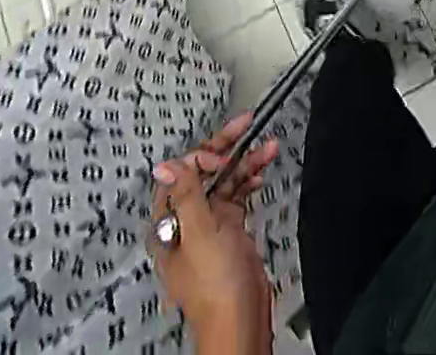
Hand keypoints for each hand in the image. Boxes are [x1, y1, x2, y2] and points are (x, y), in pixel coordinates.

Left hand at [151, 113, 280, 354]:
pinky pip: (239, 194)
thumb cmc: (216, 280)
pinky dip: (251, 179)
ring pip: (226, 181)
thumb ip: (186, 195)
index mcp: (170, 221)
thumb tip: (166, 165)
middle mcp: (187, 220)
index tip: (226, 151)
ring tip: (270, 145)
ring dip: (247, 161)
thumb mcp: (200, 231)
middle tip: (248, 122)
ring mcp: (210, 224)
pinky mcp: (231, 229)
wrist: (241, 313)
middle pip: (205, 173)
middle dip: (227, 147)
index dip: (204, 156)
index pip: (183, 173)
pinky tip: (263, 170)